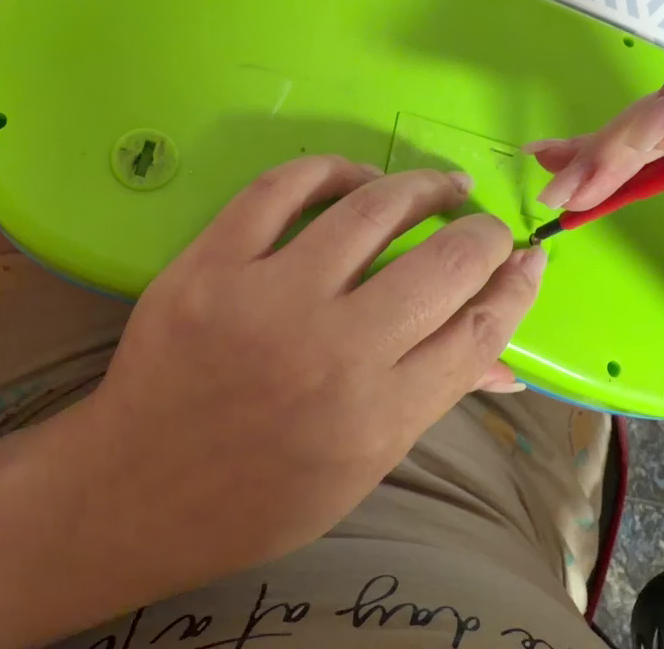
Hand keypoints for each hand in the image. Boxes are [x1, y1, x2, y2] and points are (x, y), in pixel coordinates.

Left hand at [58, 156, 544, 596]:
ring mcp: (268, 300)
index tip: (527, 257)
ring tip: (437, 187)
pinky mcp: (211, 265)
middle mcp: (335, 352)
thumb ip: (434, 400)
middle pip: (446, 262)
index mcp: (380, 415)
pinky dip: (330, 170)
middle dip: (482, 232)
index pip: (481, 329)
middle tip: (481, 223)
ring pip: (371, 210)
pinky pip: (282, 188)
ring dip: (419, 187)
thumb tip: (508, 362)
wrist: (135, 490)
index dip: (517, 284)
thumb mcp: (362, 469)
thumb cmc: (260, 493)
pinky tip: (353, 176)